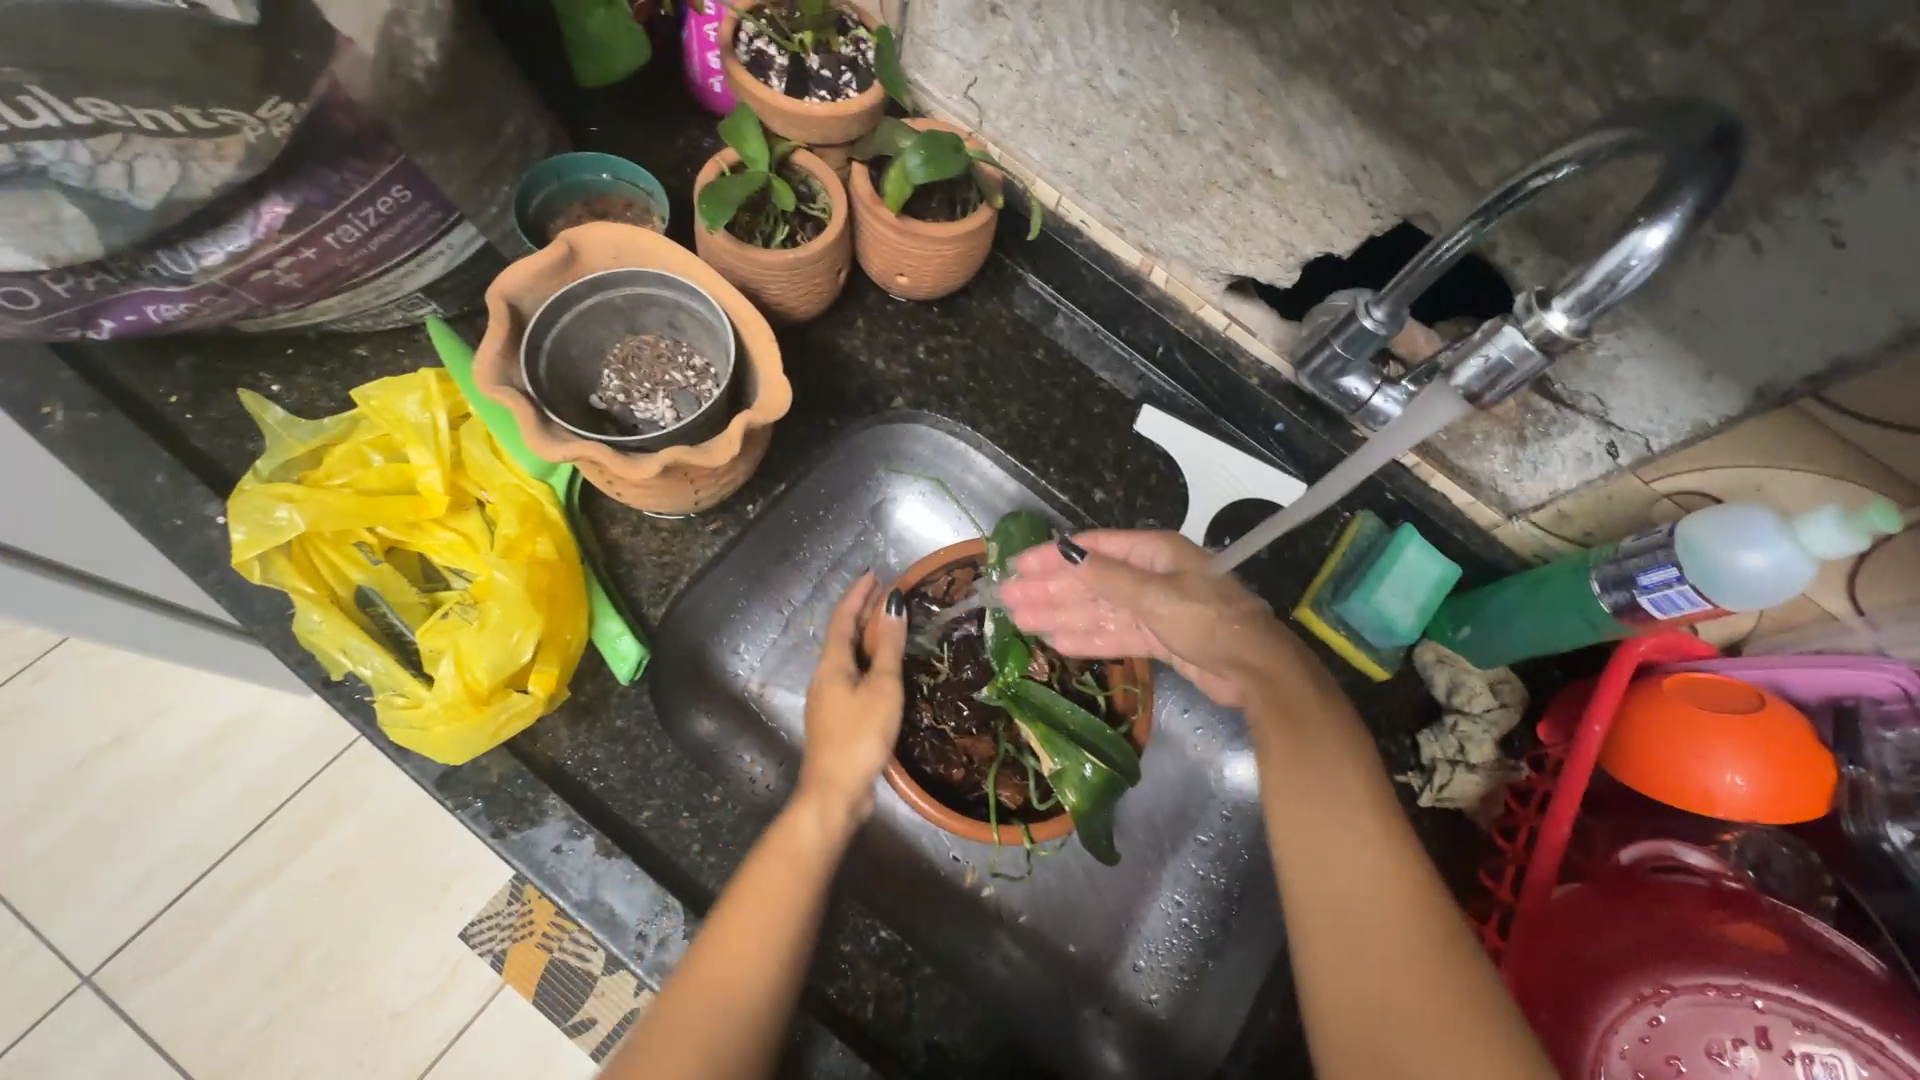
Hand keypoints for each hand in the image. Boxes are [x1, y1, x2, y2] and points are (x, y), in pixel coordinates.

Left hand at [799, 573, 907, 820]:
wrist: (836, 791)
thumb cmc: (860, 735)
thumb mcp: (882, 687)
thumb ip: (888, 647)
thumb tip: (893, 604)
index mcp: (832, 663)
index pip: (843, 617)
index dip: (858, 595)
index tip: (875, 575)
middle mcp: (824, 676)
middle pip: (842, 635)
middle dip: (862, 612)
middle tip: (887, 595)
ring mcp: (828, 699)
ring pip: (847, 656)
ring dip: (866, 637)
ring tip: (889, 626)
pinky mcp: (837, 718)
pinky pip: (851, 676)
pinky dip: (868, 661)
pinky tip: (884, 669)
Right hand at [1000, 530, 1300, 706]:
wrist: (1256, 671)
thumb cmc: (1209, 620)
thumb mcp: (1156, 595)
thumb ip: (1108, 578)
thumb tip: (1065, 554)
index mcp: (1154, 553)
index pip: (1093, 549)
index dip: (1053, 557)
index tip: (1017, 566)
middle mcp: (1151, 576)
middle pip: (1091, 581)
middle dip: (1050, 590)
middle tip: (1007, 599)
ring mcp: (1153, 608)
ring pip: (1098, 610)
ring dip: (1060, 615)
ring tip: (1021, 622)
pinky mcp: (1158, 639)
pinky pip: (1113, 634)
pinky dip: (1086, 638)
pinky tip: (1056, 641)